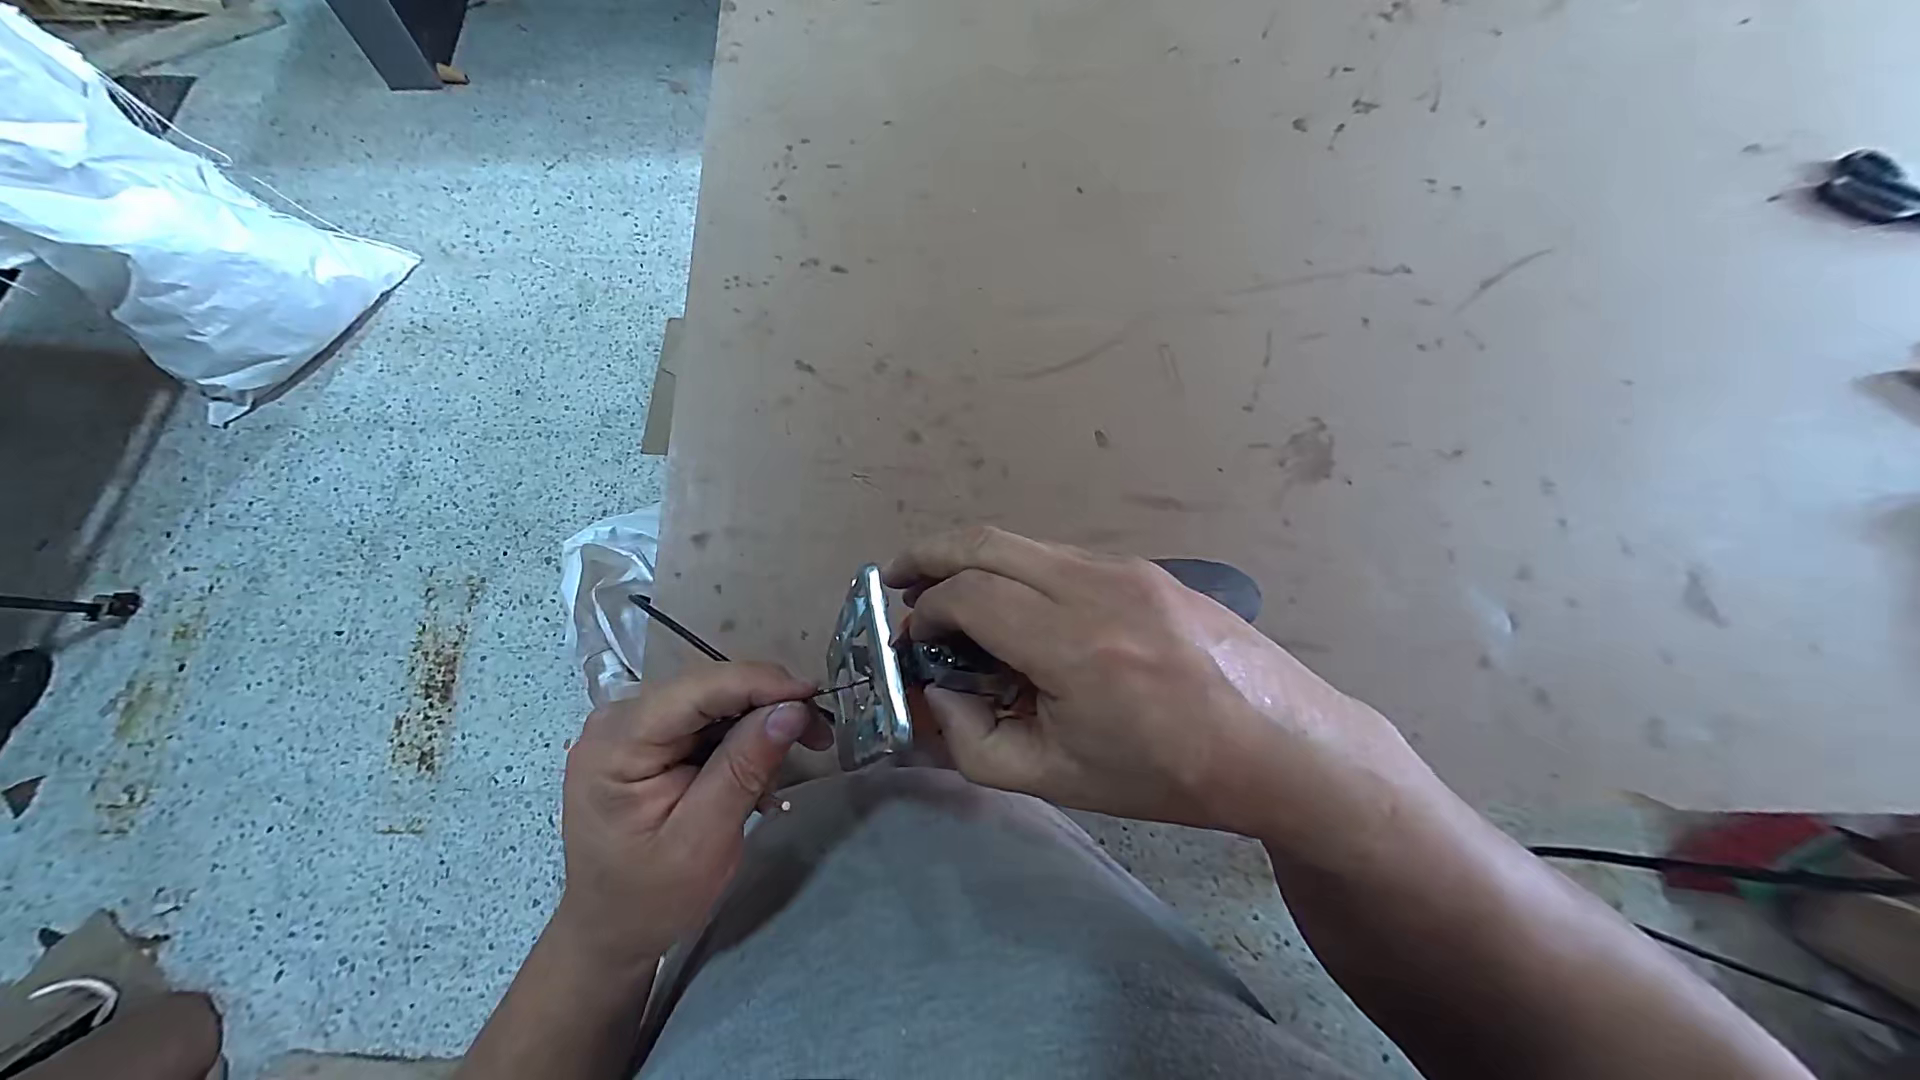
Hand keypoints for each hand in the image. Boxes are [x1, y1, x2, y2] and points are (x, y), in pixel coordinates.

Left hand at [552, 664, 832, 966]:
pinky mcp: (650, 735)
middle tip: (819, 733)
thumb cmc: (649, 897)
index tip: (816, 697)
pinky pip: (709, 717)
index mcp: (618, 742)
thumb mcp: (704, 840)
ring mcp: (633, 724)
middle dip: (770, 703)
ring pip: (716, 698)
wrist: (609, 930)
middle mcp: (620, 718)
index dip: (762, 684)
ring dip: (763, 719)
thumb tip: (793, 710)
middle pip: (710, 688)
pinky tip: (764, 763)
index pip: (700, 688)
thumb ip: (745, 768)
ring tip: (801, 748)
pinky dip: (744, 735)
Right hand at [884, 526, 1408, 835]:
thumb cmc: (1167, 775)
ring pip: (1023, 543)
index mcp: (1072, 644)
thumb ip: (971, 741)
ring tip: (955, 598)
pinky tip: (1022, 611)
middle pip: (984, 540)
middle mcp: (1095, 585)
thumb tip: (934, 692)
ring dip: (975, 561)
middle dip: (929, 554)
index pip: (967, 594)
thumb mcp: (1055, 778)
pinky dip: (1020, 570)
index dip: (925, 612)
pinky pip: (1060, 555)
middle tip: (898, 579)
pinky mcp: (1145, 567)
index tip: (915, 641)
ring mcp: (1125, 566)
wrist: (1280, 745)